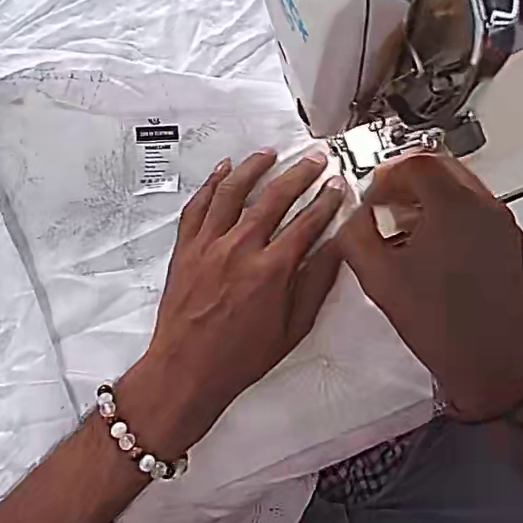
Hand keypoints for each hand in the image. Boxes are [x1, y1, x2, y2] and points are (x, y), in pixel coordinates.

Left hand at [117, 149, 346, 457]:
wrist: (186, 369)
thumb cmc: (238, 357)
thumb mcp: (292, 328)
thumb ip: (315, 283)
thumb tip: (336, 250)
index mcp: (271, 271)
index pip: (308, 222)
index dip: (326, 201)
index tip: (336, 188)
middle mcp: (240, 250)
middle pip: (275, 197)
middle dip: (299, 175)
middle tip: (312, 161)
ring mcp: (209, 245)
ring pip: (233, 191)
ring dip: (254, 167)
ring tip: (269, 154)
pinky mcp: (186, 248)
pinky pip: (198, 205)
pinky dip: (211, 184)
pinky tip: (223, 171)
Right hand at [335, 152, 522, 420]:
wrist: (489, 361)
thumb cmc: (445, 327)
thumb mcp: (379, 278)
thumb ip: (355, 236)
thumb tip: (352, 218)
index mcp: (454, 209)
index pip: (416, 163)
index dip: (386, 174)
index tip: (373, 192)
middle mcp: (484, 209)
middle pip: (441, 166)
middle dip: (407, 179)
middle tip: (385, 198)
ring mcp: (500, 226)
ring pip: (460, 186)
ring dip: (427, 195)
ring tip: (402, 222)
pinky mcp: (507, 243)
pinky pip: (475, 210)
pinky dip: (448, 213)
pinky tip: (427, 243)